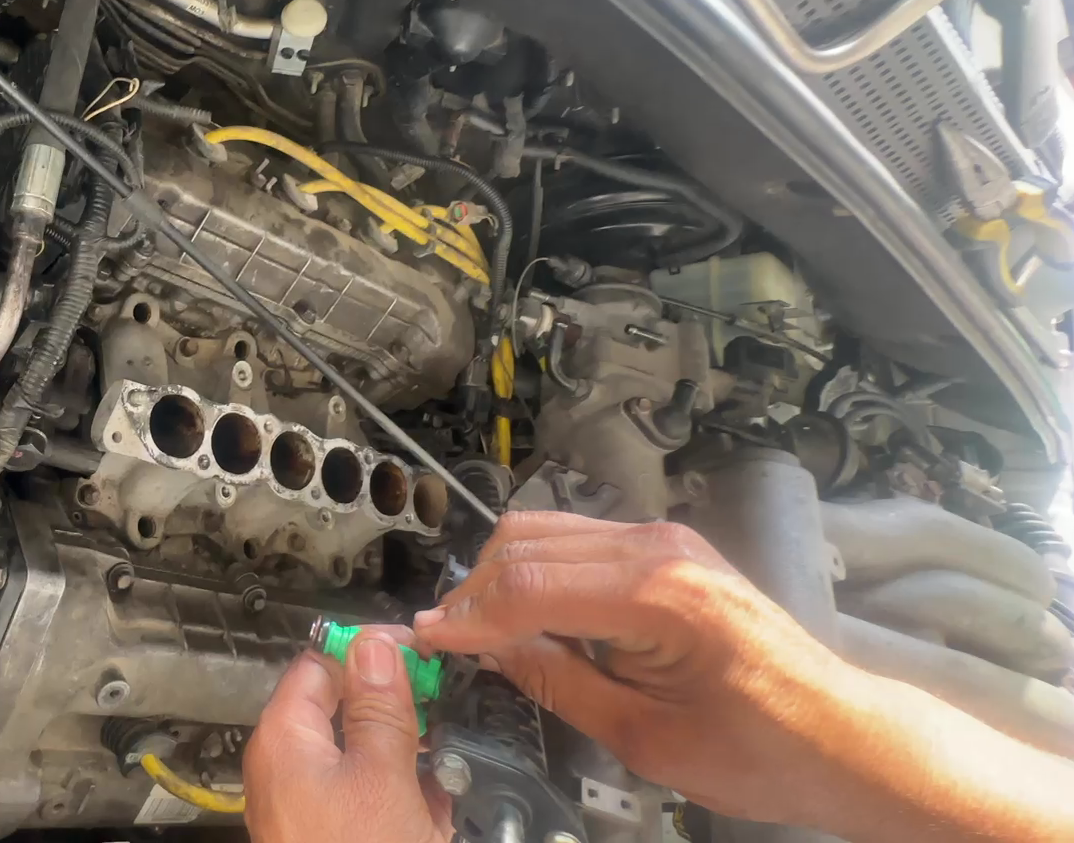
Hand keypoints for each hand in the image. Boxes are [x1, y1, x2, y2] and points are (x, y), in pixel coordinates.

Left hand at [244, 628, 450, 842]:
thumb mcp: (382, 782)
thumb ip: (379, 709)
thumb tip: (372, 642)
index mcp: (282, 737)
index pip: (319, 662)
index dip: (367, 650)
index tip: (417, 651)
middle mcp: (281, 767)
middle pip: (337, 709)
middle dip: (392, 705)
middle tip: (443, 706)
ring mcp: (301, 807)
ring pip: (355, 758)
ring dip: (401, 753)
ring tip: (449, 759)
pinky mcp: (324, 837)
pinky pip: (359, 800)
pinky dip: (396, 797)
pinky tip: (436, 806)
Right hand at [413, 512, 877, 829]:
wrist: (856, 738)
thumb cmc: (762, 753)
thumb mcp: (646, 739)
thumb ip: (554, 681)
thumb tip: (481, 648)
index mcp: (658, 596)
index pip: (529, 587)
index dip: (468, 615)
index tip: (426, 638)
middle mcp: (652, 545)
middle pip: (523, 545)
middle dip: (474, 591)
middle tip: (447, 636)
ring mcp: (657, 534)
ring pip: (536, 530)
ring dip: (495, 574)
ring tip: (479, 624)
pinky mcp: (658, 539)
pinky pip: (566, 536)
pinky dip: (529, 566)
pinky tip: (525, 606)